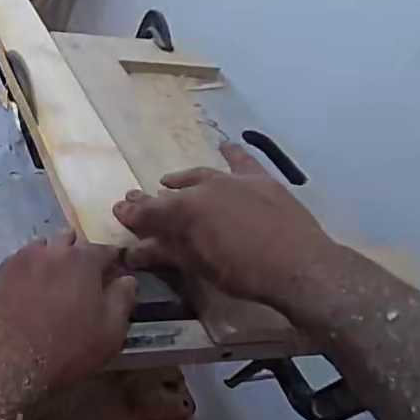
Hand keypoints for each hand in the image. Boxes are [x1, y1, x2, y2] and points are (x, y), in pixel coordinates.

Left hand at [0, 232, 138, 392]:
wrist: (7, 361)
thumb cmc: (67, 348)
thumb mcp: (110, 331)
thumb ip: (122, 299)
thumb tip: (128, 279)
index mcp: (82, 260)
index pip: (104, 249)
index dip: (111, 262)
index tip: (113, 274)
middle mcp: (52, 250)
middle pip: (70, 241)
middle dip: (78, 253)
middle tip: (81, 276)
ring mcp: (22, 258)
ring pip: (42, 248)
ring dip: (51, 258)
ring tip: (53, 281)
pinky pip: (20, 262)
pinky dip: (29, 269)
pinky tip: (28, 289)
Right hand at [112, 144, 348, 327]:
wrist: (301, 266)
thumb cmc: (243, 272)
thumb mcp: (199, 266)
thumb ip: (167, 251)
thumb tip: (138, 249)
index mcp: (185, 209)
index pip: (149, 210)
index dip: (131, 213)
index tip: (118, 211)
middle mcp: (205, 187)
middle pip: (171, 192)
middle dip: (150, 198)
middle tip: (134, 199)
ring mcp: (234, 180)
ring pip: (200, 175)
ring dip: (182, 180)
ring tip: (170, 182)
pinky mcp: (260, 181)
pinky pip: (242, 162)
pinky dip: (232, 154)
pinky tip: (226, 146)